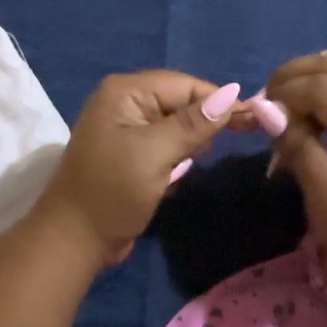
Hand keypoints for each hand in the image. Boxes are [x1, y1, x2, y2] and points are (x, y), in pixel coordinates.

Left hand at [31, 71, 241, 268]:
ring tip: (180, 169)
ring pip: (176, 125)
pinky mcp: (129, 152)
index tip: (254, 119)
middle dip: (201, 126)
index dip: (218, 100)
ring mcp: (125, 127)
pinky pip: (165, 144)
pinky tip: (171, 178)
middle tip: (211, 152)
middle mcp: (124, 101)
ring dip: (187, 146)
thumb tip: (234, 92)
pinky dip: (175, 159)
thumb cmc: (112, 191)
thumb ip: (194, 123)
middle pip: (181, 101)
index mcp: (125, 91)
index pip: (184, 84)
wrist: (73, 242)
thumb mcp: (156, 154)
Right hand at [266, 51, 326, 298]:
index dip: (285, 92)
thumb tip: (263, 108)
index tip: (258, 117)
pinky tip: (305, 119)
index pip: (322, 85)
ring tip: (282, 112)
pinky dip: (319, 91)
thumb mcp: (326, 197)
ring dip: (305, 81)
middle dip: (292, 77)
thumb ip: (297, 146)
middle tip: (266, 108)